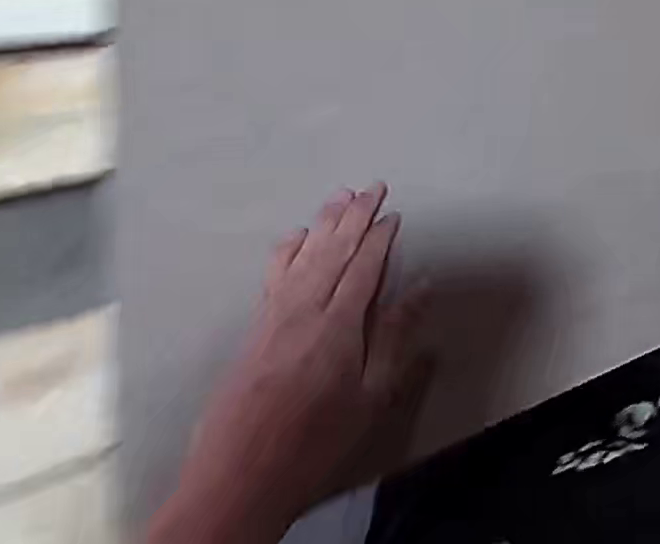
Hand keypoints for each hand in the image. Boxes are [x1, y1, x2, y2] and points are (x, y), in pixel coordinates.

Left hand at [151, 183, 430, 543]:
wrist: (239, 473)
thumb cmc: (317, 438)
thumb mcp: (371, 396)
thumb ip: (395, 336)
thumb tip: (420, 287)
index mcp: (338, 322)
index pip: (364, 264)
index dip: (381, 236)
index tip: (394, 215)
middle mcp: (306, 305)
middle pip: (335, 247)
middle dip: (357, 214)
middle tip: (374, 187)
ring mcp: (276, 310)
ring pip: (306, 251)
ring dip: (326, 220)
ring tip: (342, 195)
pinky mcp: (256, 322)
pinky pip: (275, 270)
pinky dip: (290, 246)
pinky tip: (299, 235)